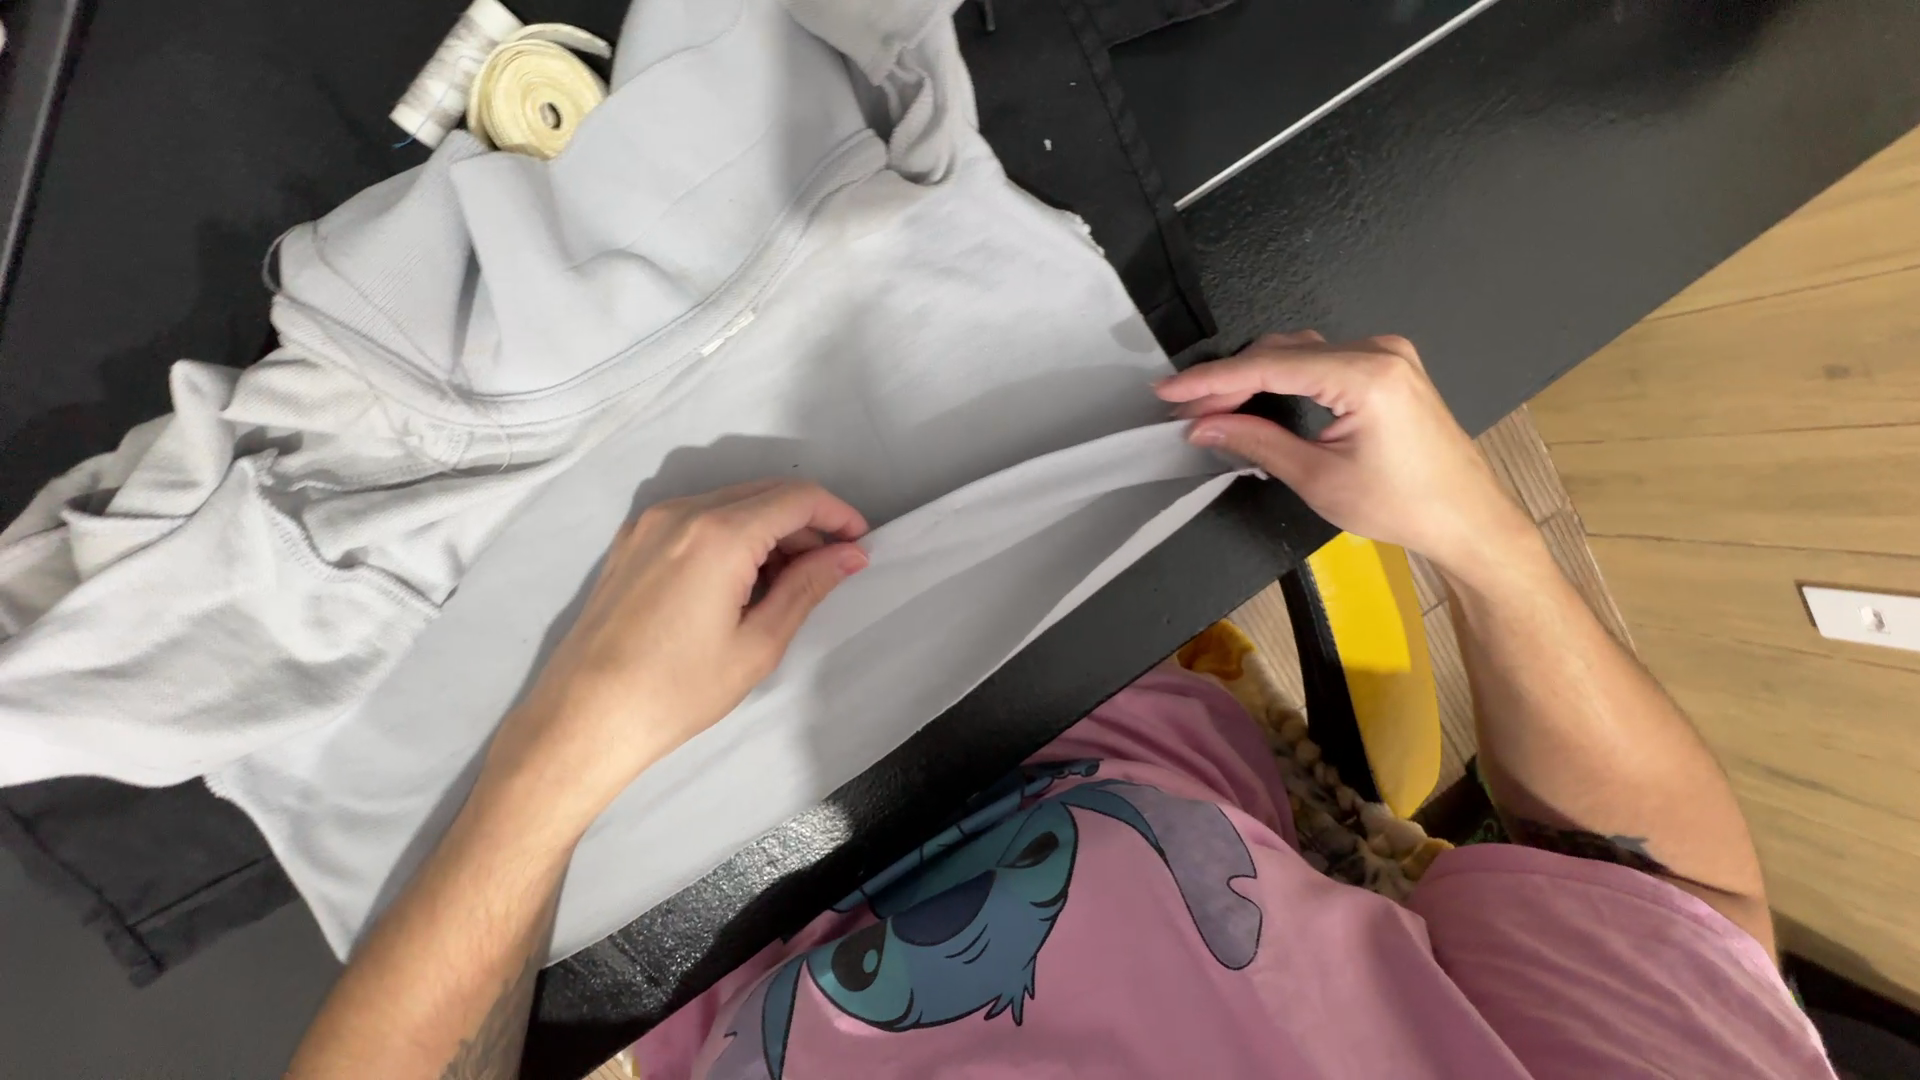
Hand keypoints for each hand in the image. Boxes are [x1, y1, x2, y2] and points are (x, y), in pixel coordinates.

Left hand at [478, 480, 869, 833]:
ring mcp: (649, 523)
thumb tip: (850, 555)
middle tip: (828, 571)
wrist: (583, 719)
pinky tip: (741, 582)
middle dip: (807, 525)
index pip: (797, 498)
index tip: (861, 543)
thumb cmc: (679, 690)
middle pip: (765, 495)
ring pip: (732, 504)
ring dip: (770, 531)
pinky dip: (734, 536)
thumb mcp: (759, 643)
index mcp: (718, 533)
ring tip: (786, 584)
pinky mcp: (632, 541)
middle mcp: (681, 511)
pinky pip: (699, 519)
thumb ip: (809, 586)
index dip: (838, 515)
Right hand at [1154, 331, 1532, 577]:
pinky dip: (1281, 377)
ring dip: (1252, 377)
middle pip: (1281, 353)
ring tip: (1211, 406)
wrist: (1466, 518)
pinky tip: (1255, 397)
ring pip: (1298, 353)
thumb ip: (1256, 442)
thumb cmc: (1400, 505)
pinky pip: (1320, 361)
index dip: (1211, 379)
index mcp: (1366, 376)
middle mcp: (1378, 353)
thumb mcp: (1316, 477)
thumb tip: (1203, 426)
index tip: (1169, 390)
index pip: (1269, 366)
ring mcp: (1386, 356)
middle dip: (1228, 380)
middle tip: (1185, 409)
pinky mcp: (1387, 369)